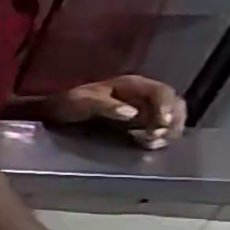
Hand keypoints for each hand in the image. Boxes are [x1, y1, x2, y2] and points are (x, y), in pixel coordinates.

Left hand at [44, 75, 185, 148]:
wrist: (56, 113)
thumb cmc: (68, 103)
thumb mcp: (81, 101)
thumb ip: (105, 105)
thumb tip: (132, 113)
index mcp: (133, 84)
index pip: (161, 92)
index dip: (166, 106)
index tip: (162, 122)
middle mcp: (145, 95)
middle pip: (173, 106)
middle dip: (171, 121)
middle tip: (157, 136)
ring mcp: (146, 108)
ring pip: (171, 118)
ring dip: (168, 131)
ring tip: (153, 142)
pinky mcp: (142, 121)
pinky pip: (159, 128)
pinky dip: (159, 137)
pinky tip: (151, 145)